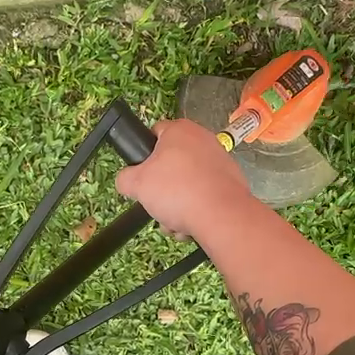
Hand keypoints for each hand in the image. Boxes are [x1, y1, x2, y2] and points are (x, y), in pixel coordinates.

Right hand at [115, 119, 260, 241]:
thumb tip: (126, 180)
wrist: (220, 214)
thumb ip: (125, 179)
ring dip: (177, 204)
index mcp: (179, 130)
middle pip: (171, 163)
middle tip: (157, 204)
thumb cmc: (177, 191)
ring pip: (187, 182)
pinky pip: (204, 193)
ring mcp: (219, 159)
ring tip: (174, 221)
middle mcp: (202, 138)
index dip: (144, 155)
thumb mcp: (136, 184)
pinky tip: (191, 224)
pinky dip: (196, 208)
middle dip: (162, 189)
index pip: (154, 133)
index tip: (142, 175)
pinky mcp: (230, 180)